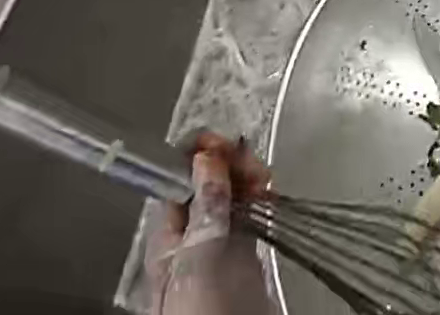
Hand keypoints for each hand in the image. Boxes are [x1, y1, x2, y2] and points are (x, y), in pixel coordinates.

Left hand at [145, 134, 276, 314]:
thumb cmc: (202, 312)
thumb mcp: (199, 260)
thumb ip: (205, 210)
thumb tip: (205, 157)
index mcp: (168, 236)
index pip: (176, 180)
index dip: (197, 155)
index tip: (224, 142)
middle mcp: (191, 234)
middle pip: (206, 181)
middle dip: (229, 163)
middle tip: (253, 165)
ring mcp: (218, 242)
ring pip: (231, 192)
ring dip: (248, 175)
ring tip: (265, 178)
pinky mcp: (244, 252)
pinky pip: (250, 211)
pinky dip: (261, 195)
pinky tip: (270, 192)